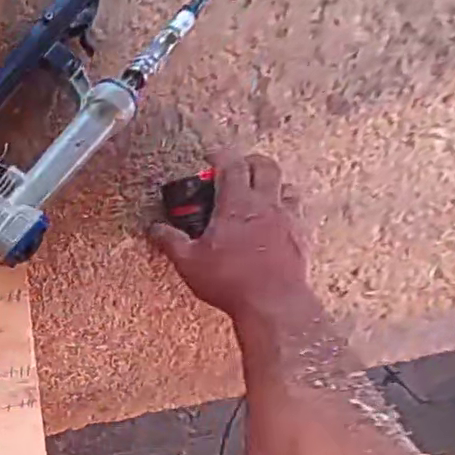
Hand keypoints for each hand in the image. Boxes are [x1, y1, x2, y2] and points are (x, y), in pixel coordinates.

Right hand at [149, 150, 315, 325]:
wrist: (270, 299)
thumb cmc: (228, 279)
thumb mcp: (187, 261)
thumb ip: (170, 240)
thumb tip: (155, 228)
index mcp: (237, 206)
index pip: (232, 167)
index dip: (221, 156)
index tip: (212, 154)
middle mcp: (266, 205)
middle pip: (265, 166)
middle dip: (249, 161)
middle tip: (235, 167)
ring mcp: (287, 217)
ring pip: (285, 184)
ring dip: (270, 182)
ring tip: (255, 191)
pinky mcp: (300, 233)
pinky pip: (296, 208)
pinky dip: (283, 204)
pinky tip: (273, 216)